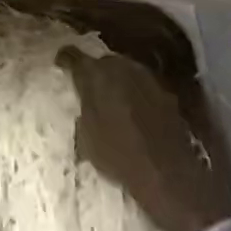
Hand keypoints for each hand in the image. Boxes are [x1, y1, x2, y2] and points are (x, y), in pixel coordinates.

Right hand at [57, 47, 230, 230]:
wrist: (169, 174)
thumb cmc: (119, 157)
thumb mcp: (87, 138)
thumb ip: (83, 111)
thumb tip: (84, 102)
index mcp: (95, 75)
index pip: (73, 56)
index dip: (65, 59)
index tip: (60, 64)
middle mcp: (121, 67)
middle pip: (102, 61)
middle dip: (95, 70)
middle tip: (88, 86)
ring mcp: (146, 78)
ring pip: (125, 70)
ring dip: (117, 80)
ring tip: (111, 97)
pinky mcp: (165, 92)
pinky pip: (142, 85)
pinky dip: (135, 92)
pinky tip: (134, 108)